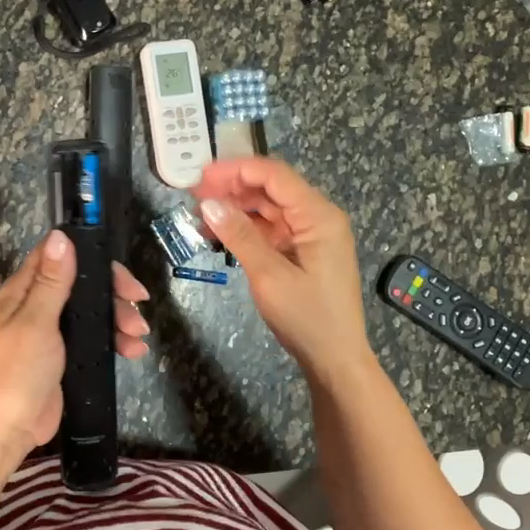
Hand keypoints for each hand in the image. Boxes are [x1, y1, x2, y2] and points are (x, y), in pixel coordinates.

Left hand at [0, 230, 150, 463]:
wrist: (7, 430)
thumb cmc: (16, 372)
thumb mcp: (36, 322)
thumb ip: (52, 282)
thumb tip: (61, 236)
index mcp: (23, 291)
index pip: (59, 257)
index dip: (91, 258)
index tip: (120, 275)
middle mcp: (37, 305)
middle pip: (82, 285)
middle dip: (112, 293)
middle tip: (138, 306)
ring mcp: (52, 332)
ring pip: (92, 312)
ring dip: (118, 319)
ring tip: (138, 336)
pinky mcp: (65, 356)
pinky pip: (94, 339)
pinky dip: (114, 341)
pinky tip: (133, 351)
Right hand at [190, 157, 371, 378]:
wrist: (335, 359)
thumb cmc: (307, 317)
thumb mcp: (269, 275)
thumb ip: (239, 235)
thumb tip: (208, 203)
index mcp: (318, 216)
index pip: (274, 175)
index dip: (236, 170)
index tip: (200, 177)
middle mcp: (317, 217)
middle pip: (270, 188)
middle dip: (232, 187)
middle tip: (193, 195)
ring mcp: (310, 234)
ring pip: (268, 207)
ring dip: (235, 207)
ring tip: (200, 214)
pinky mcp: (302, 250)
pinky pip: (270, 228)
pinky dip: (244, 227)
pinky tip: (218, 232)